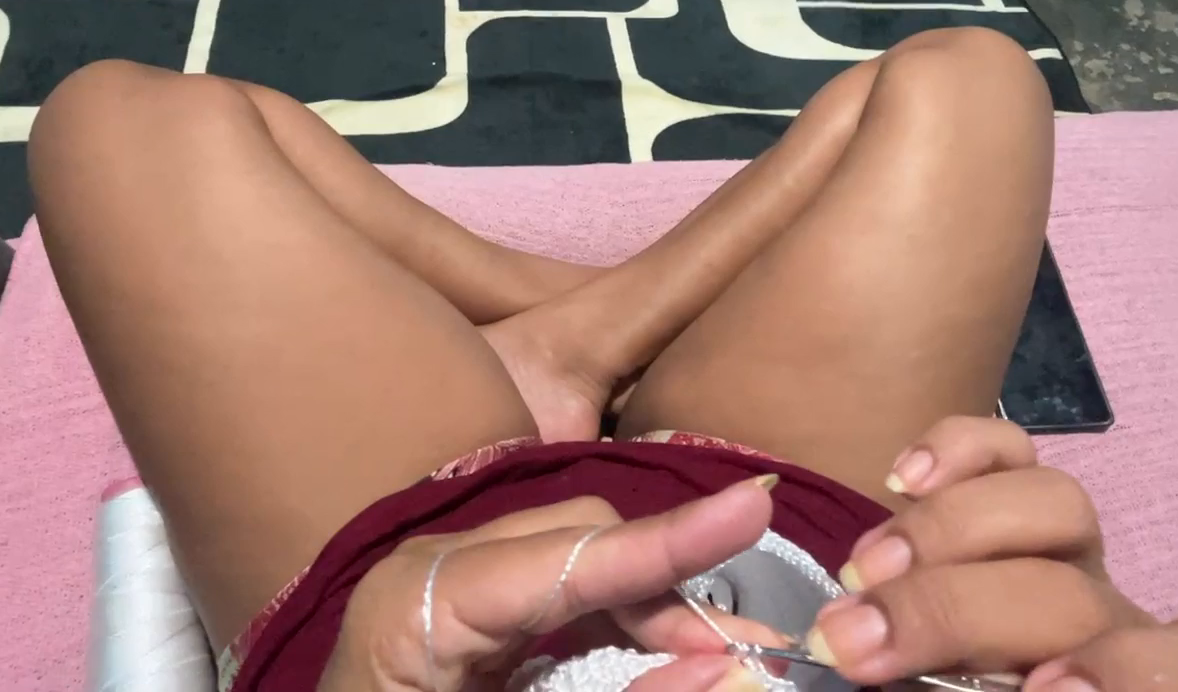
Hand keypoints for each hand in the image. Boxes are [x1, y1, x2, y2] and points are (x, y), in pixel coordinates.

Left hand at [319, 478, 787, 691]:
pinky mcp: (473, 601)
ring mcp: (455, 574)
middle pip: (583, 539)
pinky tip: (663, 654)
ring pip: (583, 555)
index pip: (565, 554)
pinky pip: (564, 590)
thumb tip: (719, 670)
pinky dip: (622, 621)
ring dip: (655, 606)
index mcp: (420, 602)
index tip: (752, 507)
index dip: (665, 540)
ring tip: (720, 658)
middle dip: (670, 589)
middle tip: (756, 654)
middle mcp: (439, 564)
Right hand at [809, 417, 1177, 691]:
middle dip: (946, 611)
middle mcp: (1123, 627)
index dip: (1142, 676)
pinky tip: (898, 482)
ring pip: (1056, 502)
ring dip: (941, 533)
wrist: (959, 675)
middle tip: (852, 643)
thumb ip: (960, 690)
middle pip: (1072, 593)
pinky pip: (1008, 447)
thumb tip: (915, 677)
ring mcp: (1076, 554)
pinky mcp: (1019, 499)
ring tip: (862, 572)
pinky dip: (955, 451)